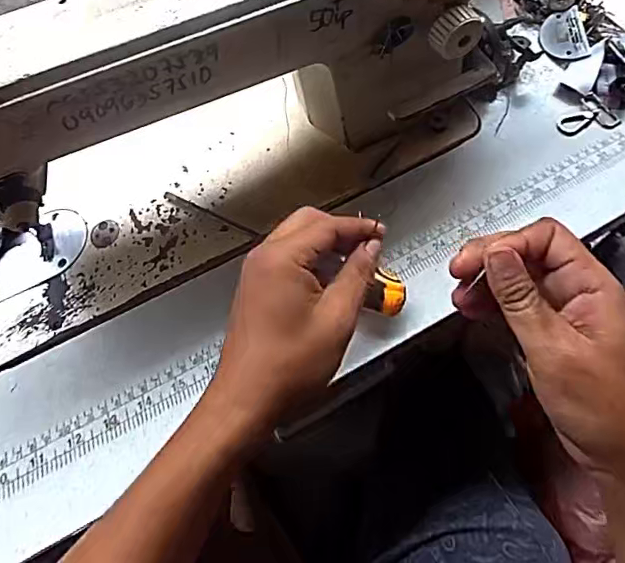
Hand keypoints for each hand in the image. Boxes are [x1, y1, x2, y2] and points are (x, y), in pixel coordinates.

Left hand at [205, 208, 384, 439]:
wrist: (245, 402)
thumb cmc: (282, 370)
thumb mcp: (337, 320)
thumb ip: (357, 276)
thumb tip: (369, 251)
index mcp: (281, 258)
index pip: (327, 225)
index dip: (359, 227)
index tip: (379, 233)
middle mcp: (263, 258)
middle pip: (309, 222)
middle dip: (342, 231)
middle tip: (368, 246)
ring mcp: (256, 271)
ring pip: (297, 238)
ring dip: (327, 246)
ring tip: (354, 266)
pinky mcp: (255, 286)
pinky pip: (287, 257)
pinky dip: (311, 260)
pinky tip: (331, 283)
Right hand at [449, 219, 624, 471]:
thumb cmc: (607, 411)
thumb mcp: (554, 350)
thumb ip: (520, 298)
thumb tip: (497, 252)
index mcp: (591, 285)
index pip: (546, 238)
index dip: (509, 242)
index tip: (478, 259)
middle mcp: (578, 291)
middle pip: (529, 252)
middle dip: (491, 258)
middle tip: (461, 271)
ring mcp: (564, 311)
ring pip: (519, 277)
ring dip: (487, 281)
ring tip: (462, 293)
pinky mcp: (552, 332)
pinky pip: (517, 303)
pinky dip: (494, 303)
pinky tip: (475, 308)